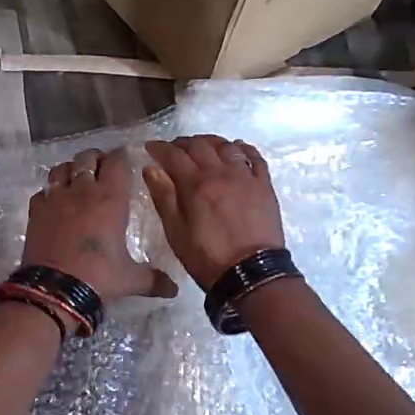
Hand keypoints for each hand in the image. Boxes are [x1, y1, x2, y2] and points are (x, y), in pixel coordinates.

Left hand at [24, 148, 177, 301]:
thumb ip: (153, 280)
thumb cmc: (99, 278)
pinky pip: (43, 191)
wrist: (55, 290)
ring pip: (61, 169)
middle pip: (87, 158)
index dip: (121, 157)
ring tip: (77, 179)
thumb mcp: (131, 279)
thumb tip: (174, 290)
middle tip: (101, 168)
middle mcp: (82, 191)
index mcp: (110, 199)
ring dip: (71, 170)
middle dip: (96, 159)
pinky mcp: (35, 211)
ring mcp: (55, 199)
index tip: (124, 160)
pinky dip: (50, 192)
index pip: (117, 162)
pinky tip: (55, 203)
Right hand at [143, 135, 286, 288]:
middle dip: (183, 143)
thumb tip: (151, 168)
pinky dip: (244, 149)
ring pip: (227, 147)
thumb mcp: (176, 232)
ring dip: (211, 142)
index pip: (174, 156)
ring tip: (202, 147)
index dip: (160, 148)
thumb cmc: (207, 257)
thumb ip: (164, 197)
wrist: (251, 272)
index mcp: (195, 184)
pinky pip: (255, 158)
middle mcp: (221, 173)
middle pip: (200, 146)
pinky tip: (238, 147)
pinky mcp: (264, 186)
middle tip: (174, 149)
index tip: (150, 147)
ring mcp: (246, 177)